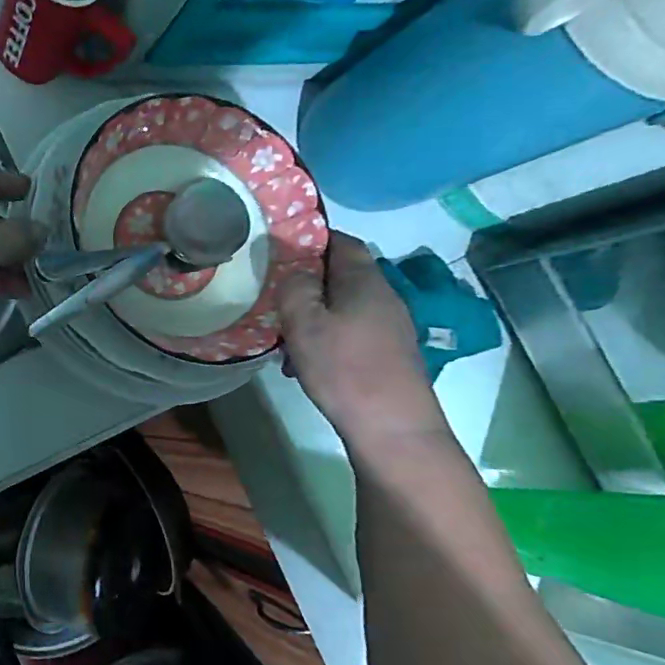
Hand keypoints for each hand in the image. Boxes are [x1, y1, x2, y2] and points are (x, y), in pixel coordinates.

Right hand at [276, 232, 446, 445]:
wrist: (391, 426)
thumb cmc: (343, 367)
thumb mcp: (304, 322)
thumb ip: (295, 287)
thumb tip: (296, 270)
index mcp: (365, 282)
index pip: (342, 241)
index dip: (311, 238)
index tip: (278, 246)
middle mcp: (383, 297)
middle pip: (341, 275)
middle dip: (306, 281)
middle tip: (272, 293)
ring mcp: (389, 326)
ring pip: (341, 306)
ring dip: (312, 314)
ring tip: (282, 335)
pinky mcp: (387, 353)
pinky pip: (349, 331)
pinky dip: (324, 337)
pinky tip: (302, 361)